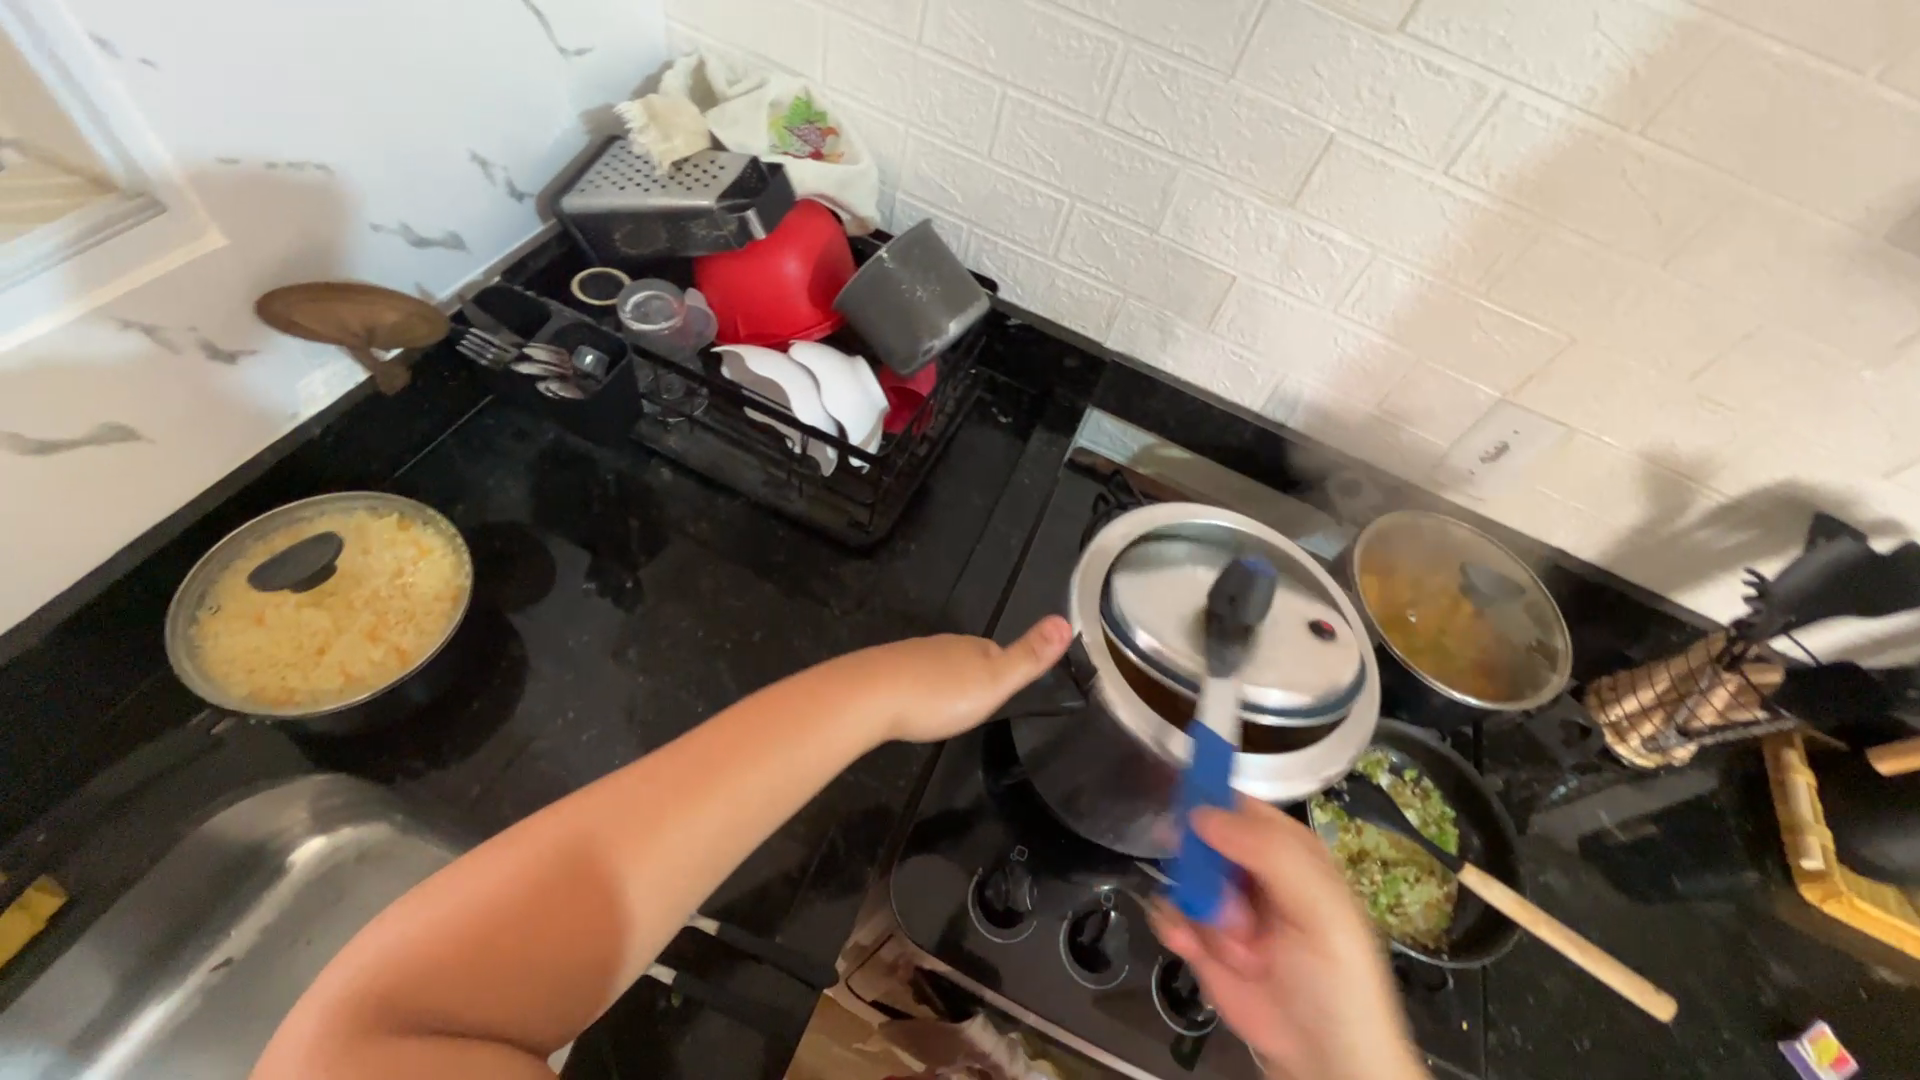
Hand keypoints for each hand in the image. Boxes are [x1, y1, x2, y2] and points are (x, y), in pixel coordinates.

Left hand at [840, 616, 1071, 743]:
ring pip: (936, 667)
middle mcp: (943, 645)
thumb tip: (1065, 620)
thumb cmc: (939, 695)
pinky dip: (916, 688)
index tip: (1004, 692)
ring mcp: (911, 655)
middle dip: (971, 678)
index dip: (1003, 671)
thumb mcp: (995, 682)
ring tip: (944, 710)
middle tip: (974, 707)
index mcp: (973, 648)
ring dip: (942, 684)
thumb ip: (1028, 657)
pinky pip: (910, 676)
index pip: (997, 653)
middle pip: (966, 659)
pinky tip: (912, 705)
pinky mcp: (886, 669)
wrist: (871, 695)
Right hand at [1150, 799, 1428, 1079]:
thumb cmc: (1338, 982)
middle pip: (1203, 840)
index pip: (1243, 808)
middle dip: (1202, 866)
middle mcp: (1254, 874)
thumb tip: (1203, 813)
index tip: (1182, 800)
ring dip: (1195, 906)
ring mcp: (1225, 907)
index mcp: (1290, 855)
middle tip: (1212, 893)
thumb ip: (1269, 853)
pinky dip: (1173, 927)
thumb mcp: (1320, 909)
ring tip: (1226, 944)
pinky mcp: (1201, 940)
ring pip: (1183, 877)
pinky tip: (1189, 946)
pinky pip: (1169, 913)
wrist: (1324, 1063)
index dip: (1213, 801)